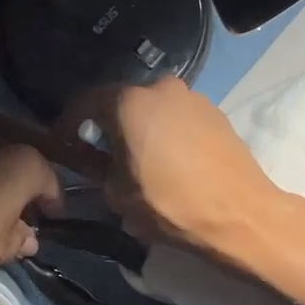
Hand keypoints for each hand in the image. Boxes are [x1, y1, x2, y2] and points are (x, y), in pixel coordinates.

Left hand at [0, 144, 60, 296]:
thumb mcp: (4, 246)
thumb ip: (21, 239)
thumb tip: (30, 239)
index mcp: (25, 164)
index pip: (50, 182)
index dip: (54, 202)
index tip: (52, 220)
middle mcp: (0, 149)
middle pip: (23, 169)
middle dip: (27, 192)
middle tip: (28, 219)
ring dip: (1, 189)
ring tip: (0, 218)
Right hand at [60, 78, 298, 251]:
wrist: (241, 215)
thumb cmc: (170, 204)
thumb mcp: (118, 194)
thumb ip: (99, 170)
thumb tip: (96, 164)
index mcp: (129, 102)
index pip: (85, 103)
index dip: (68, 125)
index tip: (64, 145)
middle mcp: (160, 89)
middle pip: (122, 103)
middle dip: (108, 126)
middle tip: (101, 155)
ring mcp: (193, 98)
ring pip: (153, 110)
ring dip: (140, 130)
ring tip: (138, 161)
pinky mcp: (217, 113)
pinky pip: (178, 119)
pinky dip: (166, 134)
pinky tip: (168, 162)